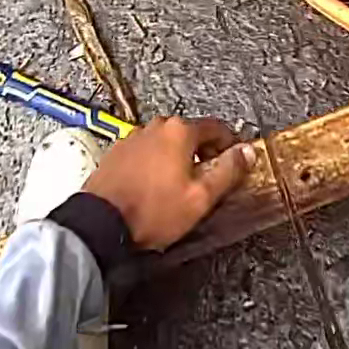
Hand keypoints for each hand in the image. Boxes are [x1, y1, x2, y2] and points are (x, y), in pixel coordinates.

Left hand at [83, 116, 256, 249]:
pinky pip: (147, 152)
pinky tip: (154, 187)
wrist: (100, 221)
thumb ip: (228, 171)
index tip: (234, 161)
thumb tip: (247, 152)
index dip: (230, 145)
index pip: (217, 128)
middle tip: (208, 179)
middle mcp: (157, 126)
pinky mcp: (119, 152)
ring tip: (179, 187)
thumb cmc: (152, 210)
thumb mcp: (201, 197)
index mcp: (180, 131)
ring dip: (177, 158)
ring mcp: (135, 137)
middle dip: (203, 153)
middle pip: (191, 134)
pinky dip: (156, 164)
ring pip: (167, 143)